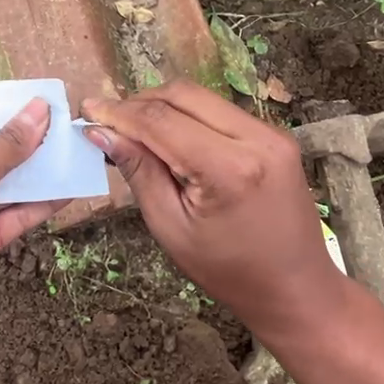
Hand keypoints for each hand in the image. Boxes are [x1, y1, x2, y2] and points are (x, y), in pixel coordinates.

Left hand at [0, 99, 62, 333]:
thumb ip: (8, 145)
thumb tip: (39, 110)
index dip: (11, 107)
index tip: (51, 99)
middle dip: (32, 139)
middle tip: (73, 126)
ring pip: (10, 182)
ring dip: (41, 171)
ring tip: (79, 153)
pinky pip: (17, 213)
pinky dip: (41, 203)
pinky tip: (70, 189)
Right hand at [82, 82, 339, 332]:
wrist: (296, 288)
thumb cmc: (227, 271)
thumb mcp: (170, 227)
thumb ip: (139, 172)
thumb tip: (102, 133)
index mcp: (229, 169)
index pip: (160, 121)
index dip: (118, 112)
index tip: (87, 111)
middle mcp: (256, 138)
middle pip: (182, 94)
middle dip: (138, 102)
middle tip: (107, 121)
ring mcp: (271, 133)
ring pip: (202, 97)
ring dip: (162, 106)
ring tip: (133, 130)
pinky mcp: (276, 136)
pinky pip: (220, 111)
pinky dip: (187, 116)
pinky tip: (168, 138)